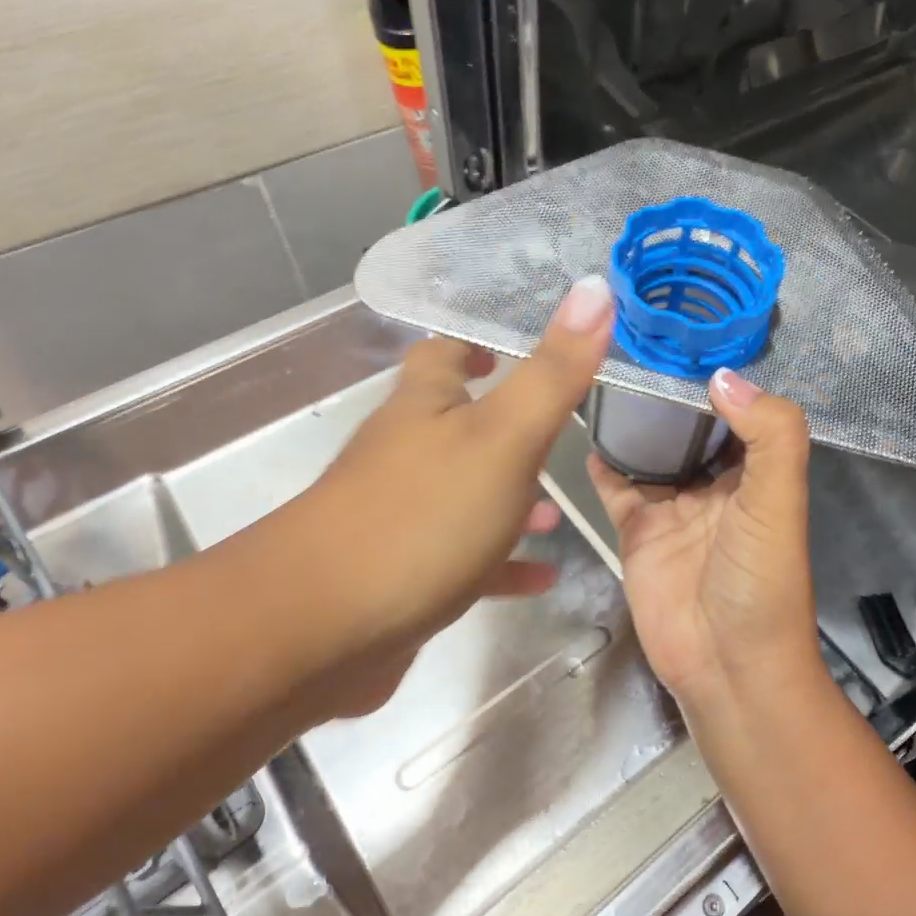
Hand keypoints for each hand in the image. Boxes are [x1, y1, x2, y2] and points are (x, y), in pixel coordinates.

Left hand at [224, 275, 613, 713]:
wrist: (320, 629)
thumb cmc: (421, 517)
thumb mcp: (503, 437)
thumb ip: (552, 373)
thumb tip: (594, 286)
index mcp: (423, 408)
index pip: (441, 355)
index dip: (474, 346)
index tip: (509, 351)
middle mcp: (404, 455)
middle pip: (455, 428)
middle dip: (508, 433)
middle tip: (561, 444)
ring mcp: (399, 519)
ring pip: (463, 498)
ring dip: (510, 502)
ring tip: (558, 516)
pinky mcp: (402, 578)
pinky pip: (463, 563)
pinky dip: (502, 564)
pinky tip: (540, 578)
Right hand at [587, 369, 820, 707]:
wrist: (726, 663)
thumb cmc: (760, 579)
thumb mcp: (778, 501)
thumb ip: (769, 435)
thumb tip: (724, 376)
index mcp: (758, 475)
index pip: (739, 414)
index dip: (719, 381)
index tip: (684, 338)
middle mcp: (716, 486)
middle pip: (690, 430)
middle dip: (669, 397)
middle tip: (631, 348)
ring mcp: (675, 509)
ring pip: (652, 454)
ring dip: (635, 424)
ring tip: (604, 377)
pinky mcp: (639, 532)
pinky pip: (619, 489)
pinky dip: (604, 464)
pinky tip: (586, 431)